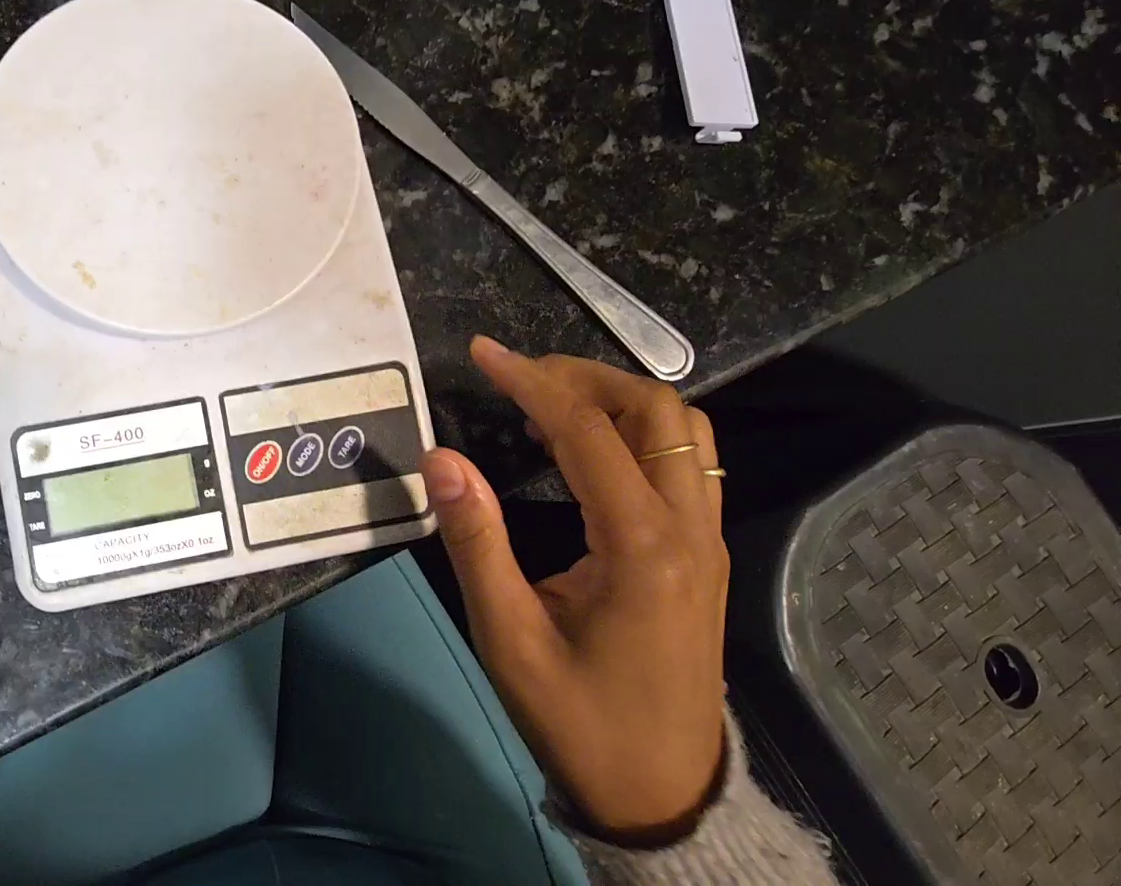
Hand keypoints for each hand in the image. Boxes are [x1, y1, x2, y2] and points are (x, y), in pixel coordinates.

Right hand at [421, 337, 727, 845]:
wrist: (659, 795)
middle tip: (517, 377)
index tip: (482, 352)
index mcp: (641, 546)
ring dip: (617, 399)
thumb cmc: (576, 717)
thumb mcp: (508, 636)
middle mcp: (689, 528)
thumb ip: (475, 539)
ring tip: (549, 404)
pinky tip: (586, 449)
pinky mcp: (704, 553)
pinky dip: (637, 431)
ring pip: (683, 430)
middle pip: (655, 409)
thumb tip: (441, 457)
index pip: (585, 430)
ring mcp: (707, 539)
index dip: (530, 380)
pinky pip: (686, 460)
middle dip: (583, 376)